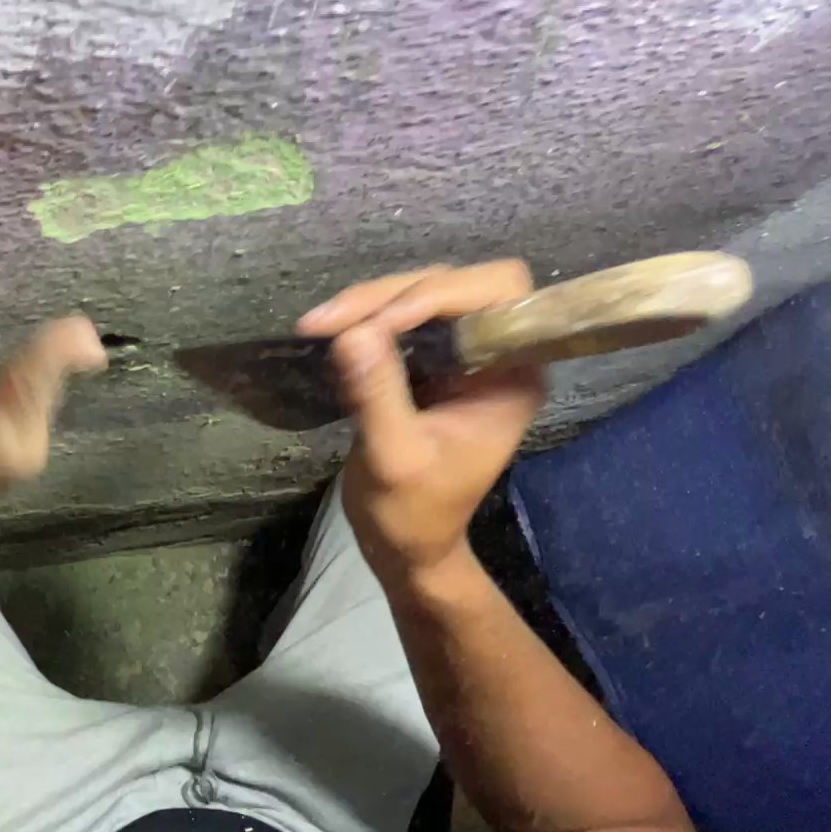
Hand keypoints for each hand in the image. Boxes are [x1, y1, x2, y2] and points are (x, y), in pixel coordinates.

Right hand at [296, 261, 545, 580]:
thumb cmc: (411, 513)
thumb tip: (349, 335)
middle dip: (387, 297)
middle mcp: (495, 355)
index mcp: (513, 373)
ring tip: (317, 327)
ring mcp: (459, 357)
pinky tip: (327, 336)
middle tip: (325, 323)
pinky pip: (396, 322)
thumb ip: (377, 396)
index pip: (495, 295)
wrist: (404, 545)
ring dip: (366, 306)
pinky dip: (360, 323)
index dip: (438, 295)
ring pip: (419, 297)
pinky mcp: (426, 365)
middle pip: (452, 287)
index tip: (376, 324)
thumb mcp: (392, 459)